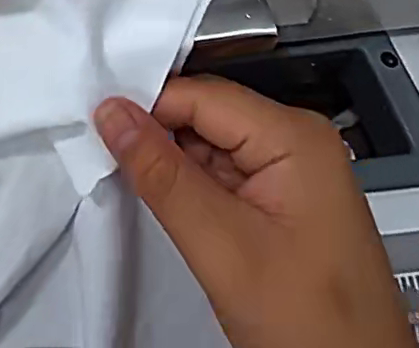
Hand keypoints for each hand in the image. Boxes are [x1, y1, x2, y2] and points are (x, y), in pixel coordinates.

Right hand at [95, 77, 413, 347]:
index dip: (148, 107)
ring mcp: (288, 167)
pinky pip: (220, 169)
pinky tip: (175, 205)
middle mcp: (294, 139)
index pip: (200, 95)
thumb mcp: (223, 247)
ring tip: (145, 188)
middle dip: (158, 135)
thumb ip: (162, 173)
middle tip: (114, 158)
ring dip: (172, 162)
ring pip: (207, 140)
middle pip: (203, 112)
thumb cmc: (316, 328)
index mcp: (293, 134)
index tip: (102, 125)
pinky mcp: (278, 195)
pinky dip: (190, 183)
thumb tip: (113, 114)